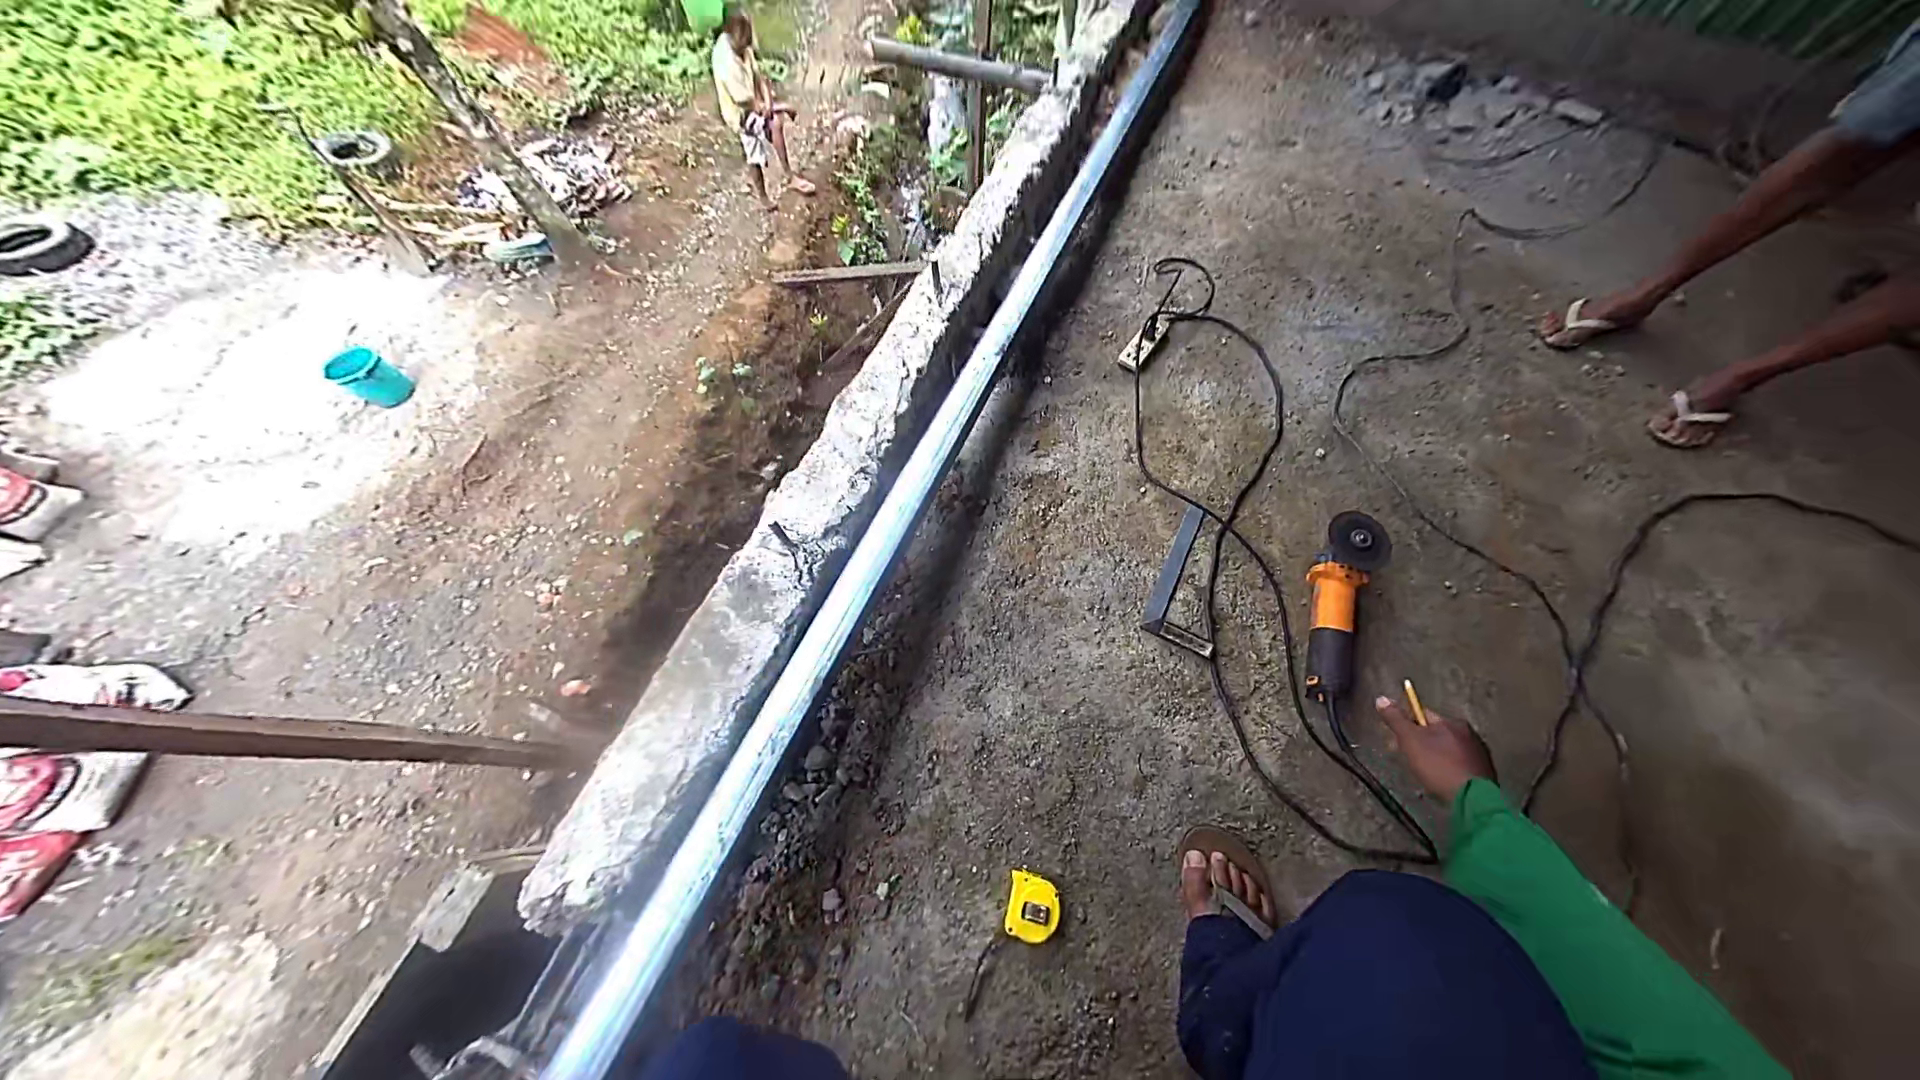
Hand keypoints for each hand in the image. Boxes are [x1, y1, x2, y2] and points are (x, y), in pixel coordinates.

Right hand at [1374, 695, 1494, 803]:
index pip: (1422, 715)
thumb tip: (1381, 698)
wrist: (1472, 798)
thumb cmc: (1437, 765)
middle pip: (1435, 733)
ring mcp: (1480, 754)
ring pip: (1448, 750)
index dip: (1406, 725)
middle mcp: (1470, 734)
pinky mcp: (1484, 773)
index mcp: (1452, 723)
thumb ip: (1395, 718)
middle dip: (1420, 743)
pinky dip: (1448, 768)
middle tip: (1410, 758)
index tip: (1399, 740)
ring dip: (1435, 756)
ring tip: (1426, 772)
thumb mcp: (1409, 739)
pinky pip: (1459, 764)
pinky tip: (1442, 779)